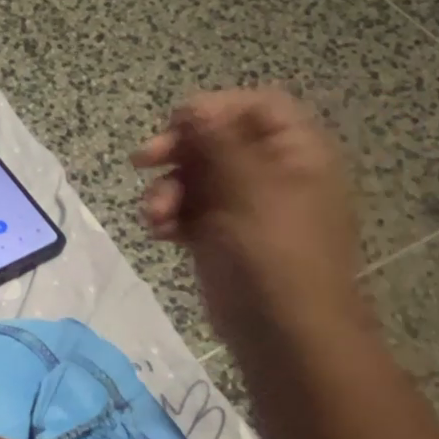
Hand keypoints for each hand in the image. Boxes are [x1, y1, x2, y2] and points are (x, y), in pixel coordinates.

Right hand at [132, 89, 372, 349]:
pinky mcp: (221, 239)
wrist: (284, 331)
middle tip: (142, 162)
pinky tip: (158, 233)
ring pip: (196, 179)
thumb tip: (193, 107)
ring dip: (167, 190)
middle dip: (178, 153)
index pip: (255, 107)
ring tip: (154, 217)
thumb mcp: (250, 189)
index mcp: (296, 153)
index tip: (171, 127)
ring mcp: (245, 209)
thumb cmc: (275, 255)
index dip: (212, 109)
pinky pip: (189, 213)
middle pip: (218, 141)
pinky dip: (170, 217)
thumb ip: (220, 144)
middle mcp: (272, 174)